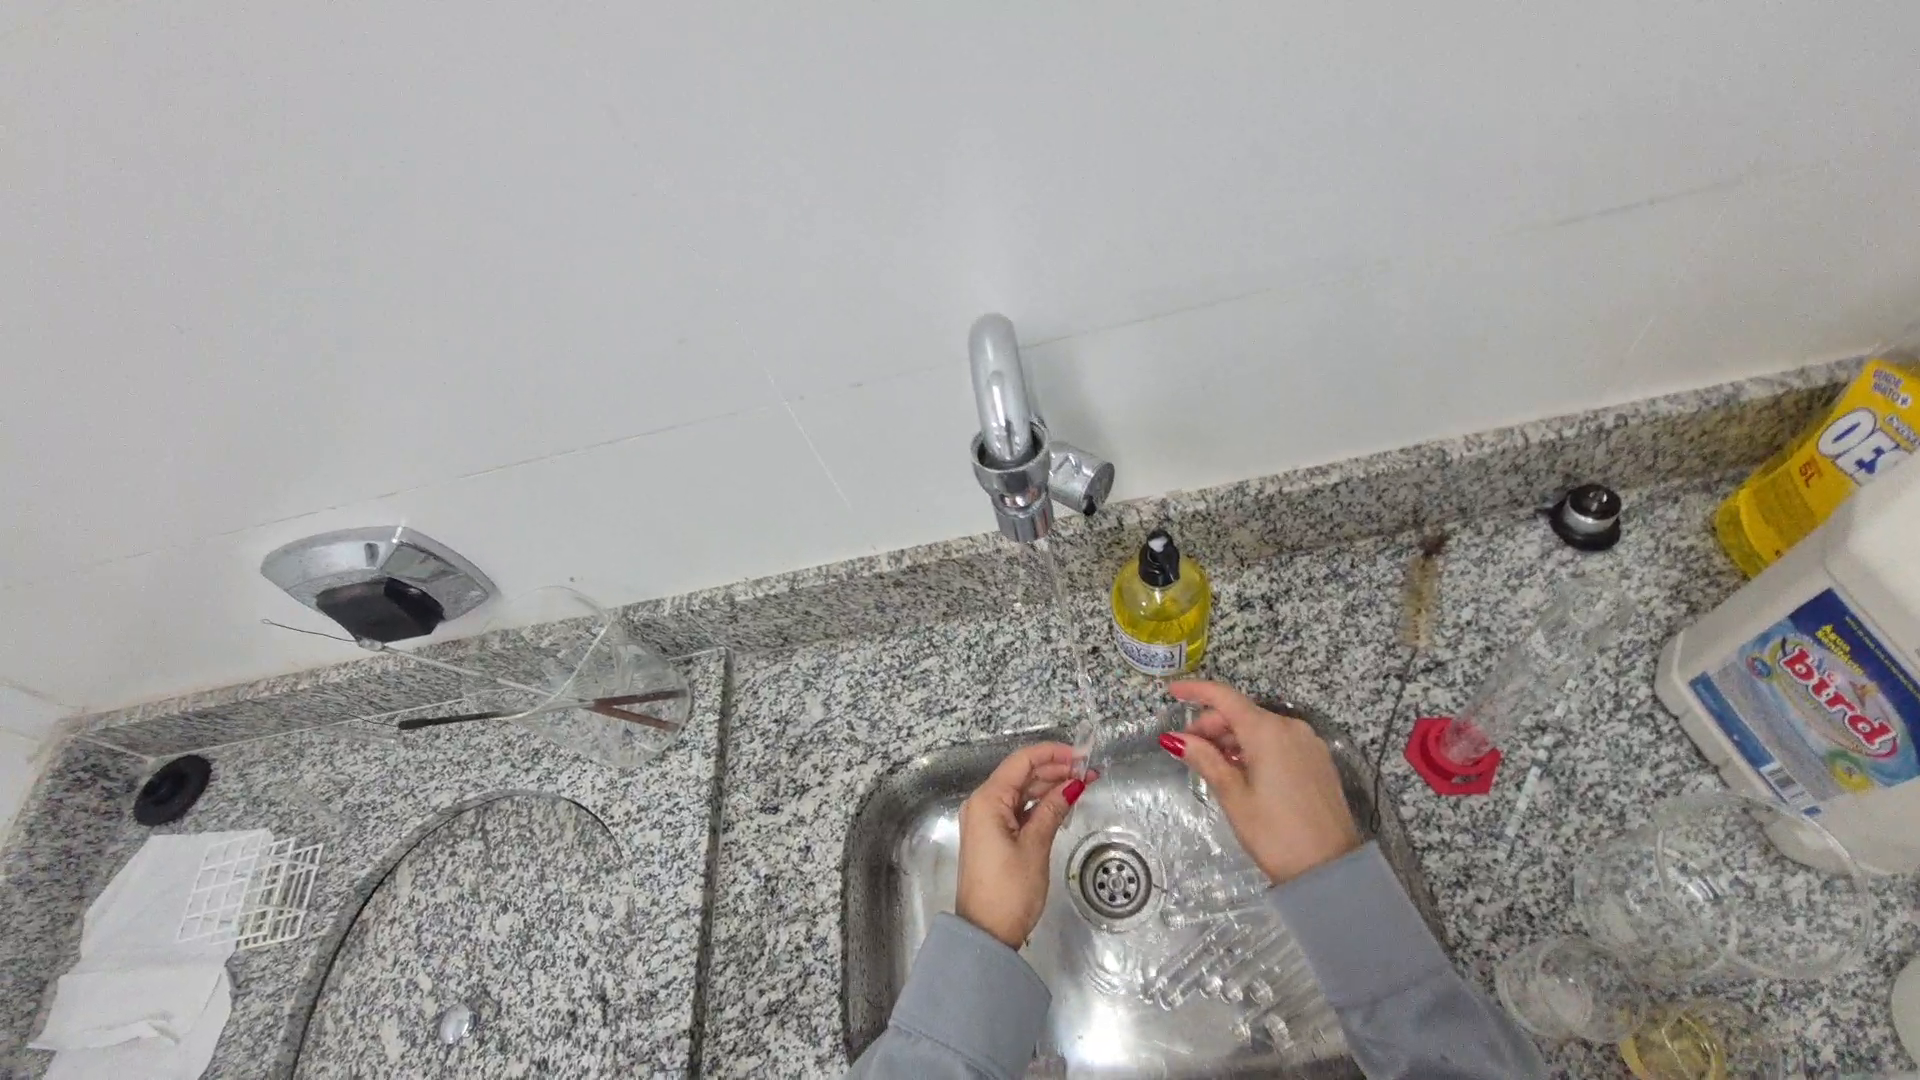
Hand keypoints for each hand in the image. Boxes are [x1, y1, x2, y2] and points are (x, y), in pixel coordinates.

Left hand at [954, 742, 1088, 948]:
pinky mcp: (992, 836)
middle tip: (1088, 772)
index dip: (1051, 753)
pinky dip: (1038, 804)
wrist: (985, 935)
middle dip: (1054, 769)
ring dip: (1048, 786)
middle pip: (1020, 774)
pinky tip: (1062, 803)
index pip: (1021, 762)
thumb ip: (1053, 810)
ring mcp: (985, 820)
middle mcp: (982, 803)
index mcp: (987, 800)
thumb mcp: (1035, 846)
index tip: (1081, 755)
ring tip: (1081, 784)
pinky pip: (1016, 809)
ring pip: (1020, 791)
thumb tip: (1073, 785)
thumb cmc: (1009, 890)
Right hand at [1160, 681, 1361, 885]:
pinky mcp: (1318, 760)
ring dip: (1232, 739)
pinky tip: (1242, 771)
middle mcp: (1291, 727)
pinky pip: (1278, 741)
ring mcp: (1309, 743)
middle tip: (1189, 751)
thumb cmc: (1275, 833)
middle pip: (1241, 713)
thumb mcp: (1233, 796)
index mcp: (1268, 731)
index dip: (1195, 691)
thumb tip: (1174, 738)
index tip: (1172, 691)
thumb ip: (1204, 759)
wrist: (1333, 871)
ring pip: (1260, 728)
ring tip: (1214, 766)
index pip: (1224, 697)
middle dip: (1211, 726)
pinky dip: (1255, 748)